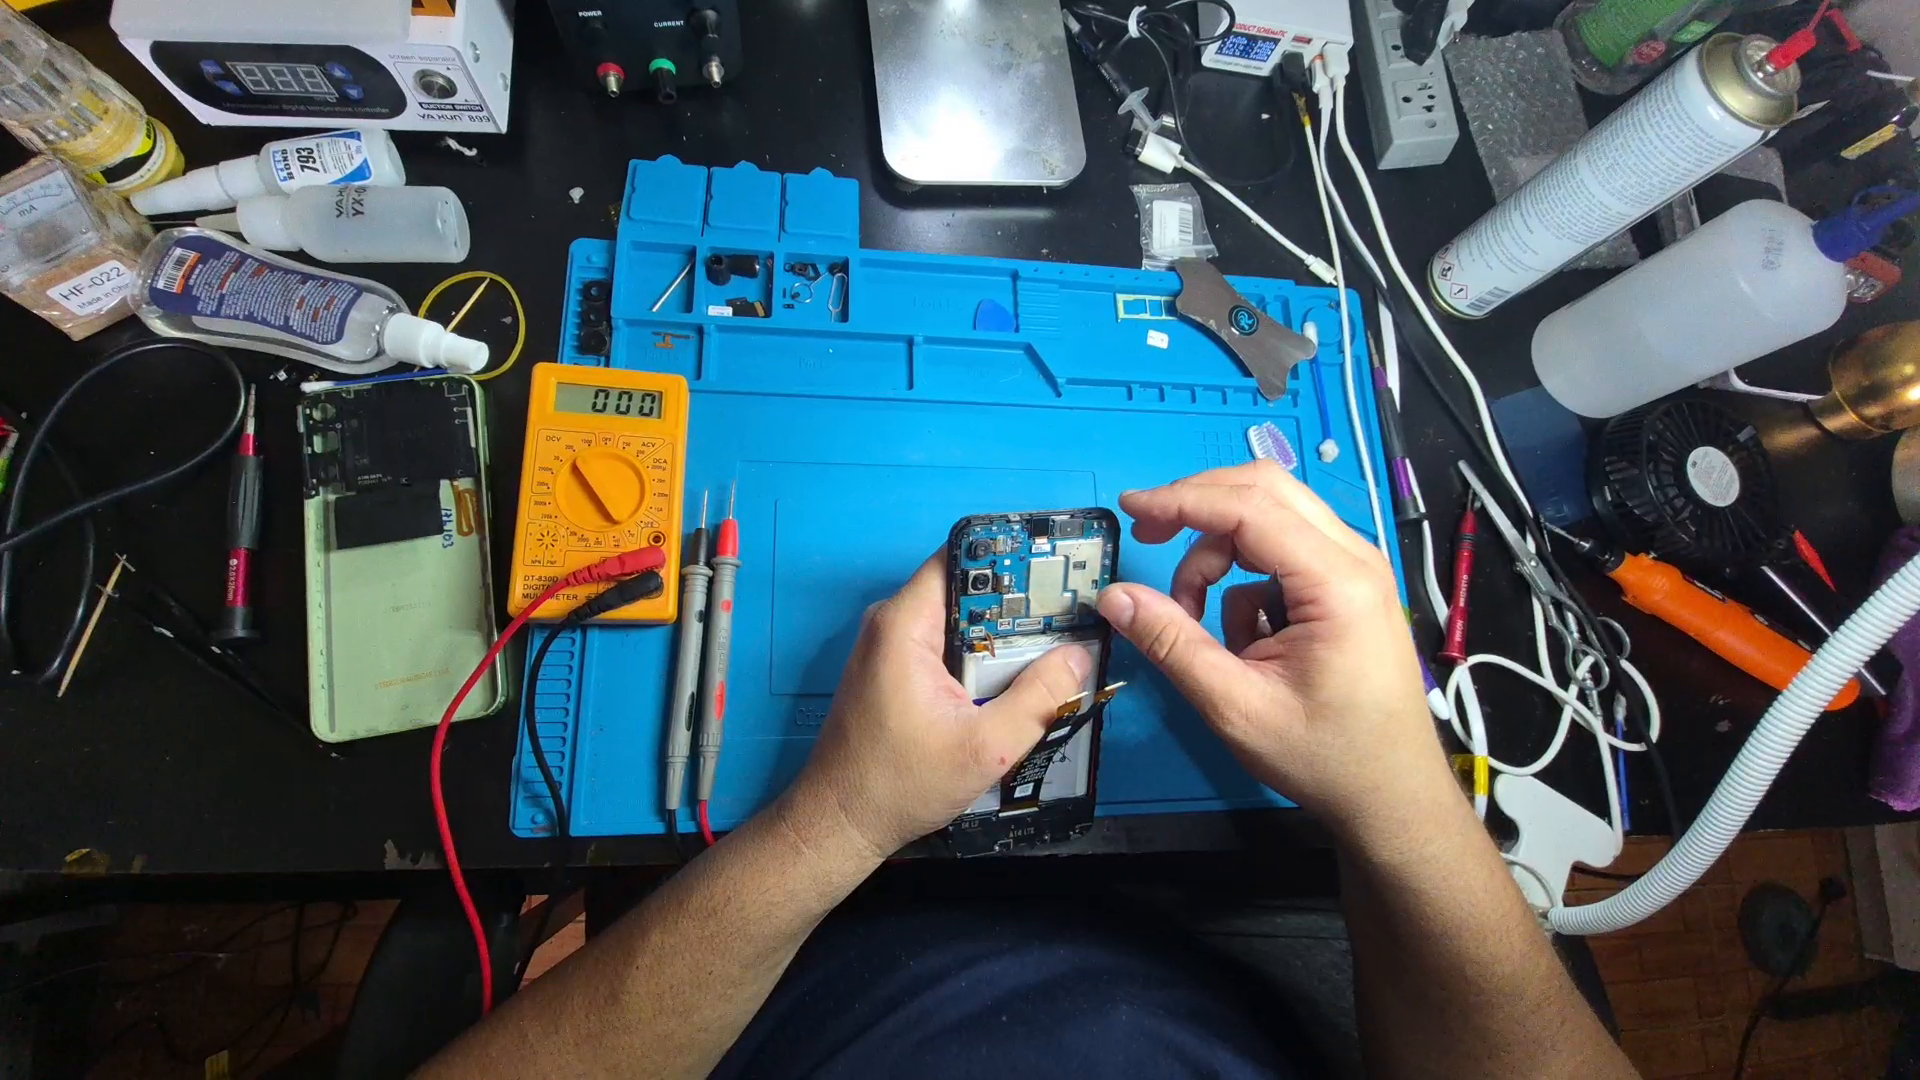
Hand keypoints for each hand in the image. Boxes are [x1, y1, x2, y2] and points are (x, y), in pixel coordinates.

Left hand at [784, 554, 1092, 859]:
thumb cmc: (902, 784)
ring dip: (999, 631)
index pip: (959, 558)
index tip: (1054, 568)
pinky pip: (943, 642)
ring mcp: (889, 645)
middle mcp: (892, 622)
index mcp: (904, 624)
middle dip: (1014, 599)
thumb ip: (1037, 698)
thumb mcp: (985, 748)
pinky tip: (1013, 672)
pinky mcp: (893, 668)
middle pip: (962, 589)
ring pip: (955, 618)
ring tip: (1053, 641)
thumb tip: (1081, 655)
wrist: (839, 822)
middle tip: (1068, 613)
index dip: (1008, 557)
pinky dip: (978, 652)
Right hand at [1096, 461, 1454, 843]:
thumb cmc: (1322, 757)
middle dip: (1197, 505)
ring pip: (1269, 516)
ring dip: (1216, 550)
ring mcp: (1353, 569)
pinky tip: (1241, 636)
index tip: (1130, 509)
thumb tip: (1113, 595)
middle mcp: (1353, 559)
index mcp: (1337, 583)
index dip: (1183, 500)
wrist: (1392, 797)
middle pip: (1264, 489)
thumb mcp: (1234, 706)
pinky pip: (1277, 552)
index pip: (1250, 508)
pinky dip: (1240, 578)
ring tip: (1192, 612)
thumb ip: (1171, 643)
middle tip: (1147, 534)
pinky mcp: (1343, 585)